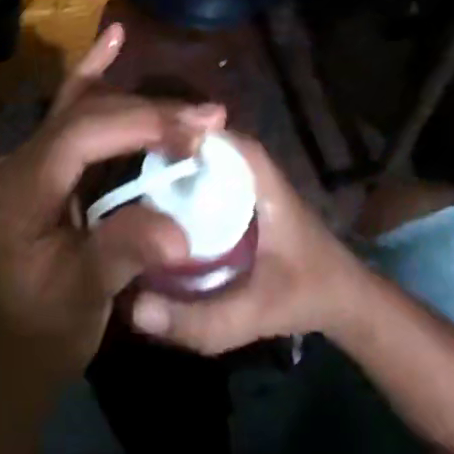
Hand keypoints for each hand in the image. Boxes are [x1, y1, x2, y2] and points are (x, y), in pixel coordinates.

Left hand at [0, 24, 217, 387]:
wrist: (8, 356)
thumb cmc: (44, 329)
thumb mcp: (83, 297)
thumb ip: (123, 252)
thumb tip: (179, 228)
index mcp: (19, 189)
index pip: (80, 135)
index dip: (139, 123)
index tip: (195, 131)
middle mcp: (14, 163)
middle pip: (80, 118)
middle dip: (143, 112)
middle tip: (206, 117)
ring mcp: (21, 162)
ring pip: (72, 110)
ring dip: (121, 92)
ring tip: (164, 81)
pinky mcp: (34, 169)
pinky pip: (65, 121)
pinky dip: (91, 86)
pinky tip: (110, 46)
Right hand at [129, 132, 367, 353]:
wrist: (346, 304)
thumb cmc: (307, 296)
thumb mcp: (256, 313)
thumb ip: (202, 318)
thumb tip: (133, 308)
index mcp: (257, 176)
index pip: (206, 135)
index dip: (164, 136)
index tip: (121, 148)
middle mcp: (245, 165)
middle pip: (191, 141)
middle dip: (152, 150)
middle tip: (107, 167)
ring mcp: (239, 176)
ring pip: (191, 157)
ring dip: (157, 167)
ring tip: (113, 181)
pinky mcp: (233, 192)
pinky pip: (194, 178)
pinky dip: (169, 186)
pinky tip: (140, 205)